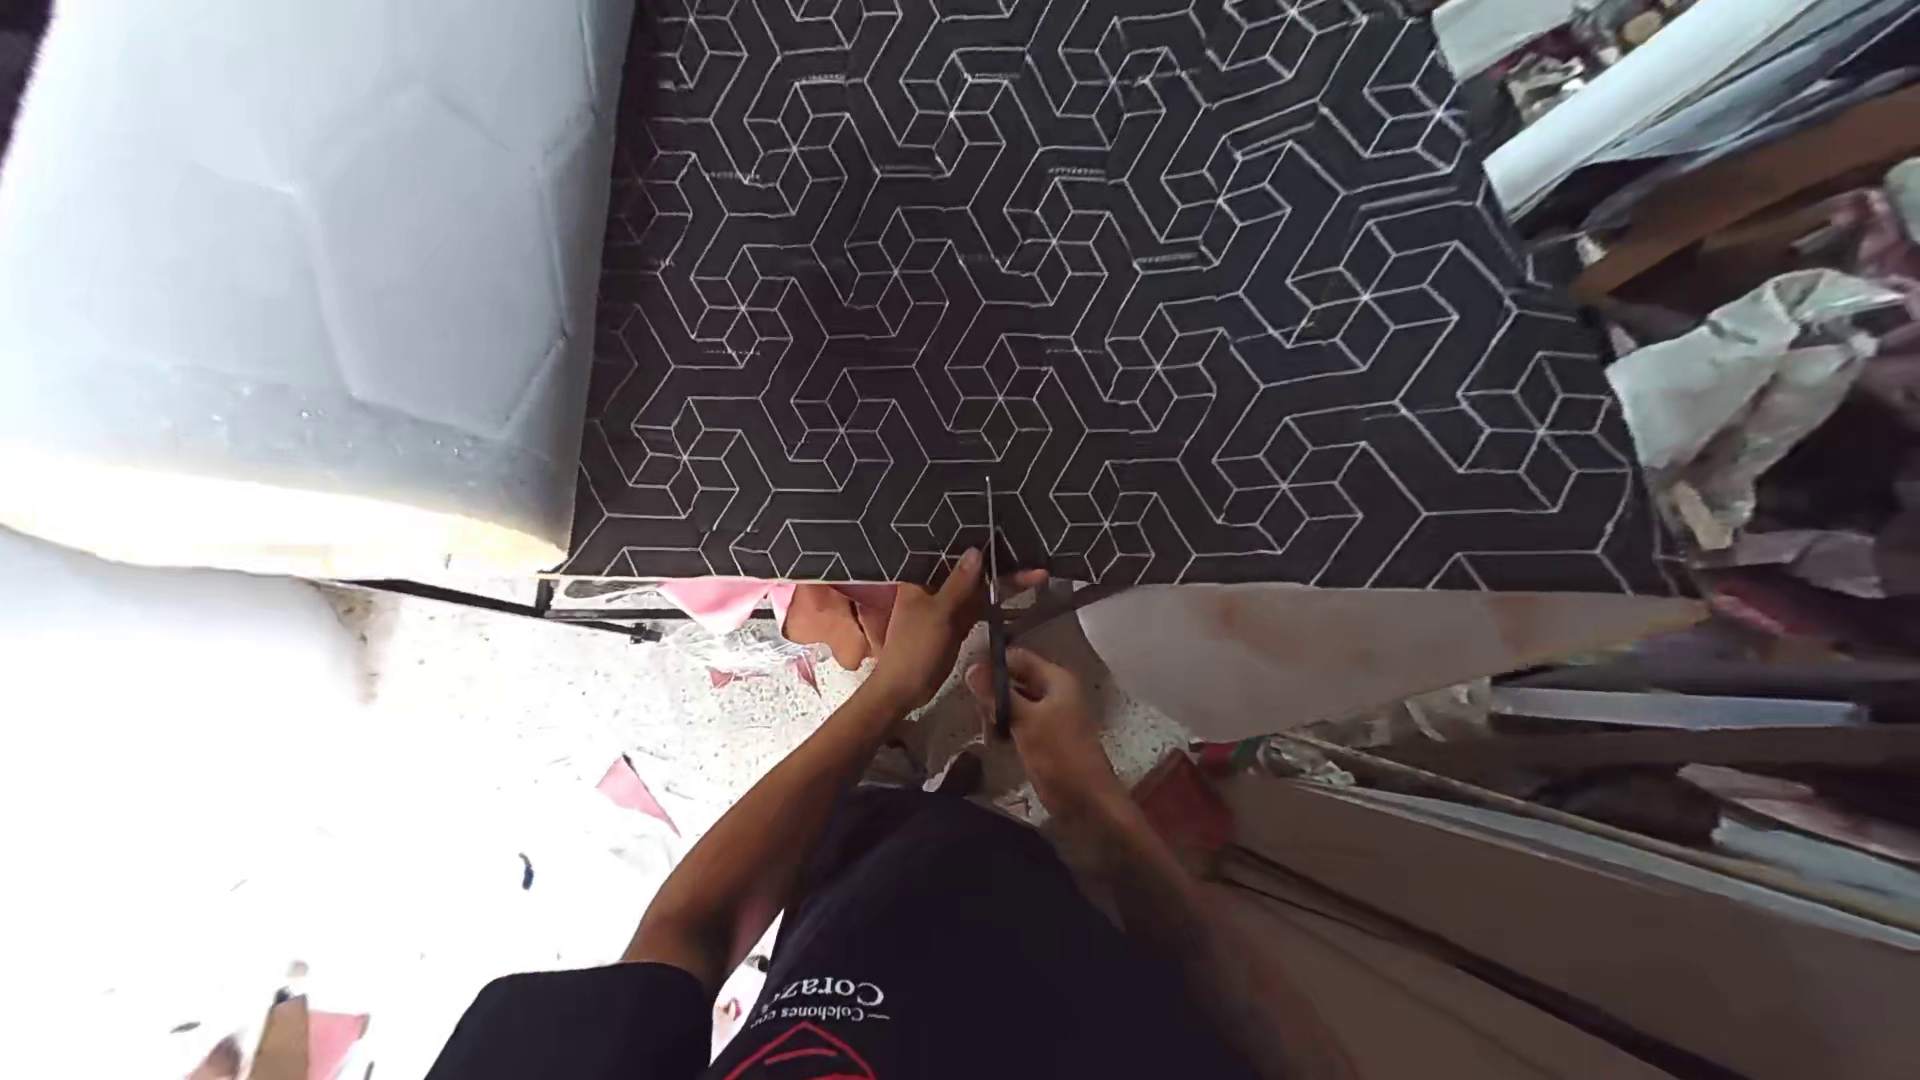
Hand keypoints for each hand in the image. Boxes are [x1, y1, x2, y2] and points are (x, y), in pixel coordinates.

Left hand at [867, 549, 1045, 710]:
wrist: (905, 689)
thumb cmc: (914, 647)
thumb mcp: (938, 613)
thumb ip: (959, 583)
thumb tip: (975, 550)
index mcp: (922, 579)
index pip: (952, 555)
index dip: (978, 545)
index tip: (1005, 536)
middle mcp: (936, 588)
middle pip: (971, 573)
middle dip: (1001, 568)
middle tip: (1034, 564)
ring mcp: (948, 607)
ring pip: (979, 591)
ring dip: (1005, 586)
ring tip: (1038, 576)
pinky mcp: (958, 624)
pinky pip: (980, 609)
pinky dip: (999, 606)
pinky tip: (1023, 601)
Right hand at [966, 647, 1128, 820]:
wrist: (1087, 801)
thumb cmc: (1060, 755)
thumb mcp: (1026, 720)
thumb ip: (998, 695)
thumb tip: (971, 668)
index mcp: (1056, 679)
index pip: (1018, 656)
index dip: (994, 662)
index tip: (967, 674)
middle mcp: (1053, 691)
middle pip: (1015, 677)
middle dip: (993, 687)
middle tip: (972, 701)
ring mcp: (1049, 713)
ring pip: (1014, 699)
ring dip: (997, 708)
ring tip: (982, 721)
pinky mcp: (1042, 734)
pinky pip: (1017, 719)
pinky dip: (1004, 724)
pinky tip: (993, 735)